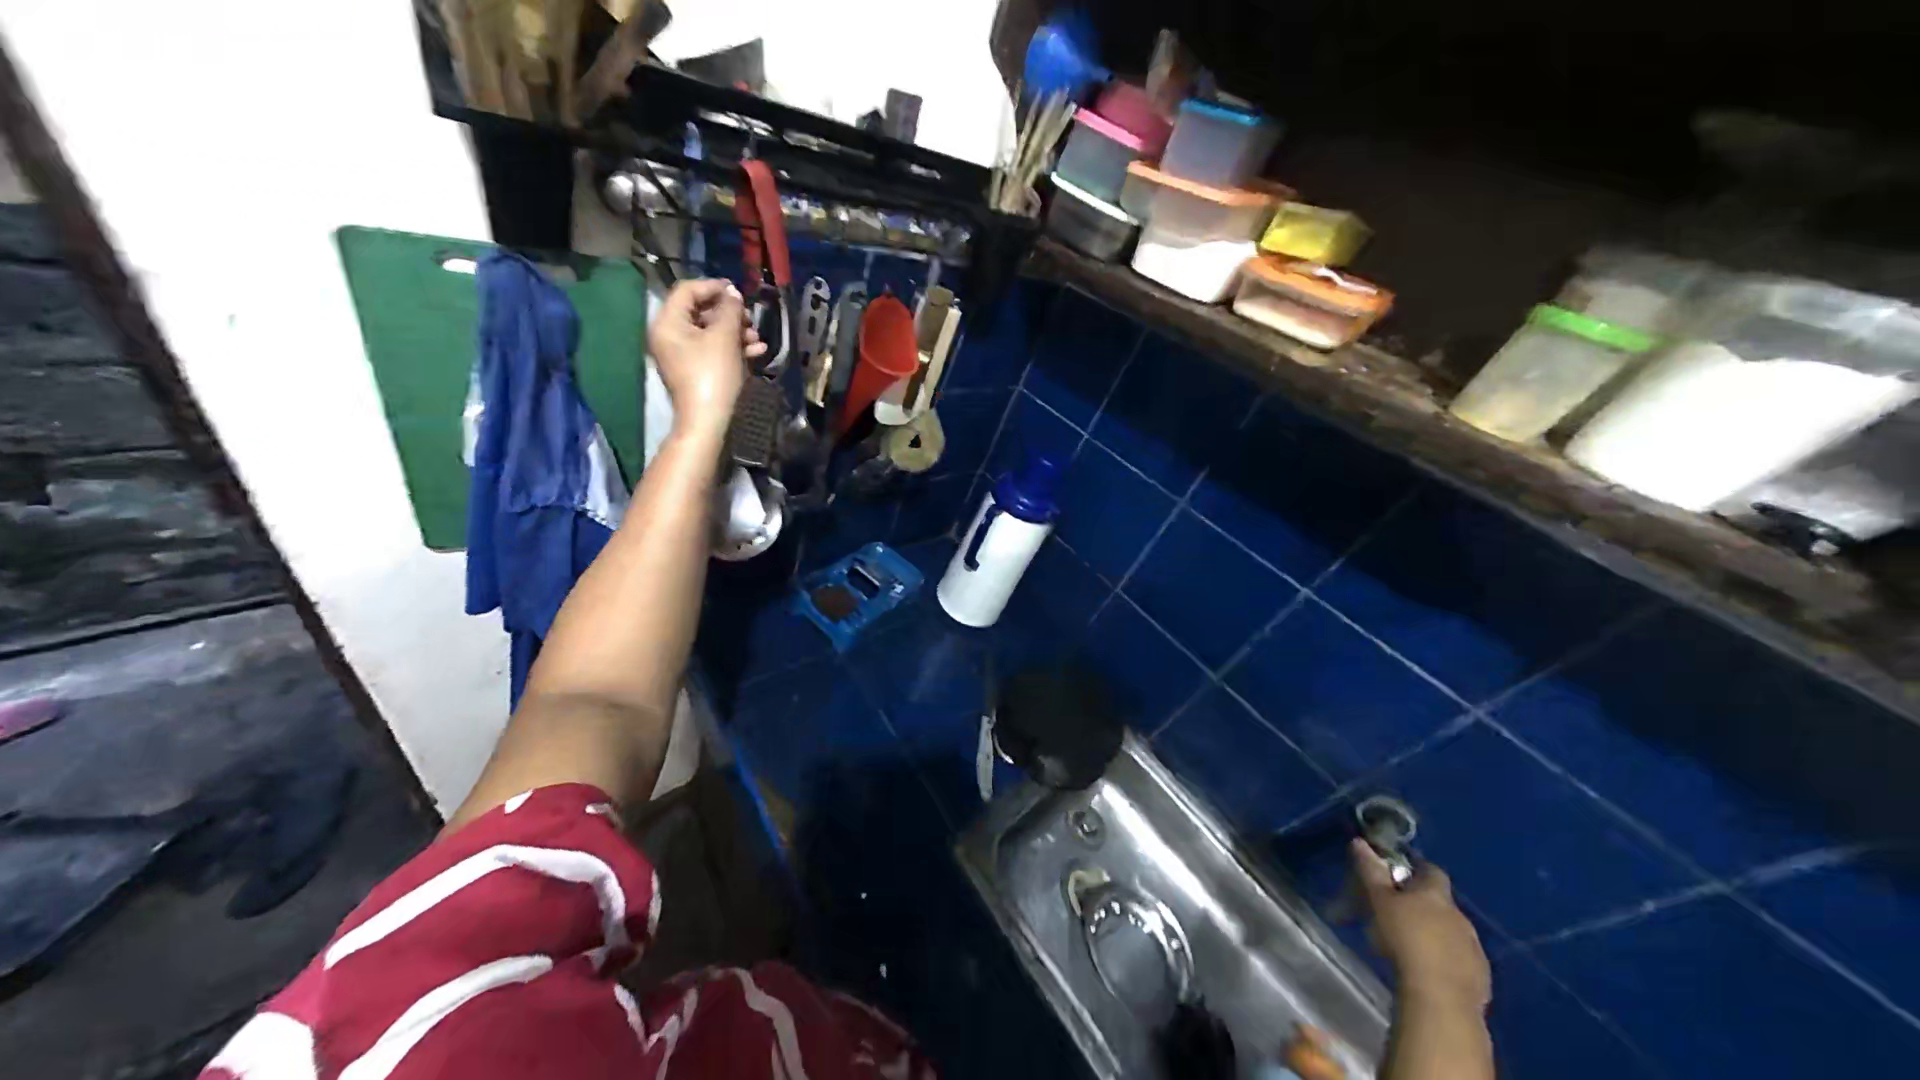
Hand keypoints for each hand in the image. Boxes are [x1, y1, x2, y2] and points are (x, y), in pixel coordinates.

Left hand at [647, 279, 766, 438]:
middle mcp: (670, 336)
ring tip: (756, 338)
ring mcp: (682, 355)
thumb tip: (732, 293)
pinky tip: (756, 351)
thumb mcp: (724, 337)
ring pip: (710, 332)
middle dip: (729, 313)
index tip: (739, 292)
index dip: (713, 287)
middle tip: (750, 318)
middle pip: (700, 311)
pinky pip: (713, 350)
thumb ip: (729, 310)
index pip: (687, 290)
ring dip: (736, 331)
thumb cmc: (713, 375)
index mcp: (668, 323)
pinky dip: (733, 348)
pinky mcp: (696, 371)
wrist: (709, 422)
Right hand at [1351, 839, 1491, 1011]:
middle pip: (1442, 903)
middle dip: (1423, 906)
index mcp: (1436, 895)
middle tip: (1398, 914)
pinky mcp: (1481, 976)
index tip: (1400, 874)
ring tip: (1412, 945)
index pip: (1432, 871)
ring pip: (1453, 932)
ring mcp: (1475, 948)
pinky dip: (1447, 959)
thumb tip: (1360, 842)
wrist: (1441, 997)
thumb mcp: (1379, 901)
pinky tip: (1429, 970)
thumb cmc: (1404, 939)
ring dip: (1436, 934)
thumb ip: (1371, 872)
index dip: (1417, 869)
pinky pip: (1462, 959)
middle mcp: (1461, 917)